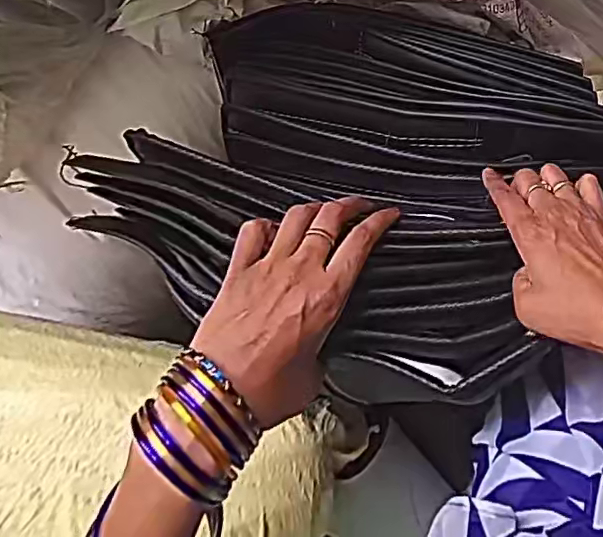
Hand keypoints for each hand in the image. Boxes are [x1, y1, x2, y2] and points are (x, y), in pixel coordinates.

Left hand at [188, 197, 398, 427]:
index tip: (387, 214)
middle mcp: (300, 272)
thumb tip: (319, 353)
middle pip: (332, 216)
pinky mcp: (238, 273)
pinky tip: (272, 229)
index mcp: (327, 295)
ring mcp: (268, 267)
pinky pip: (253, 231)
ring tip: (322, 210)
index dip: (379, 220)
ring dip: (315, 207)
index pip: (362, 239)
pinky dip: (266, 223)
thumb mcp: (315, 373)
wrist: (215, 398)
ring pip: (297, 215)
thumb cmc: (263, 392)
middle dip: (352, 204)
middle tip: (360, 205)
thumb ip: (323, 351)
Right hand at [484, 164, 602, 356]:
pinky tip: (576, 191)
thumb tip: (526, 274)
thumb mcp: (527, 307)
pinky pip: (587, 182)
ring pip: (554, 173)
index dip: (493, 184)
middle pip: (527, 178)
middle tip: (515, 189)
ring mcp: (578, 210)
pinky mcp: (600, 213)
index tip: (490, 177)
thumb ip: (519, 282)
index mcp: (529, 233)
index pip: (504, 197)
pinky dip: (578, 183)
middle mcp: (552, 214)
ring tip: (541, 185)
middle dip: (517, 180)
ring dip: (544, 177)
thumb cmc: (579, 307)